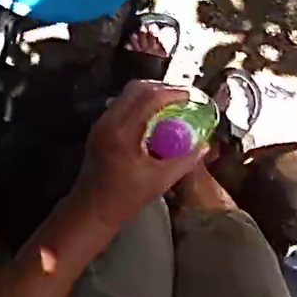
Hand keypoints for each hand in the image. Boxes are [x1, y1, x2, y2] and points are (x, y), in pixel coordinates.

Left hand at [74, 81, 205, 227]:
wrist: (91, 208)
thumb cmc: (125, 198)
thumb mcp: (160, 180)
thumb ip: (184, 160)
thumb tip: (204, 145)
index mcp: (122, 132)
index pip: (147, 98)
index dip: (171, 93)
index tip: (190, 95)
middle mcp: (108, 121)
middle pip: (135, 89)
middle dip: (160, 88)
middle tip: (181, 97)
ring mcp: (101, 123)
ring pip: (126, 96)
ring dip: (148, 95)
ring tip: (170, 104)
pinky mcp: (99, 128)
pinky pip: (120, 106)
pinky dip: (138, 104)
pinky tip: (153, 117)